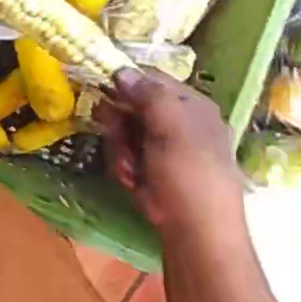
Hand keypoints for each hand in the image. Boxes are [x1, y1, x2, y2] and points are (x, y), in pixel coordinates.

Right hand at [95, 68, 243, 234]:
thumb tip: (122, 70)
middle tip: (117, 135)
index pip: (151, 78)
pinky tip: (135, 181)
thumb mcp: (171, 124)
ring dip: (121, 149)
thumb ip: (148, 93)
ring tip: (132, 169)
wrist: (197, 230)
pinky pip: (126, 155)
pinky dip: (126, 167)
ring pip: (124, 131)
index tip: (103, 91)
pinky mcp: (150, 169)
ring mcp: (163, 146)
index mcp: (191, 104)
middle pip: (131, 105)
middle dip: (120, 124)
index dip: (125, 82)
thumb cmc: (189, 172)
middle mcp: (177, 121)